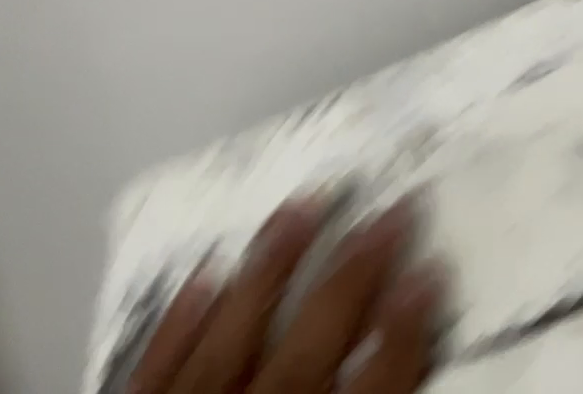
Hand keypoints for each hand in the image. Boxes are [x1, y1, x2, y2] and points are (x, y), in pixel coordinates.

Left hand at [127, 195, 444, 393]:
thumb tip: (406, 381)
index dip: (404, 332)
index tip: (430, 273)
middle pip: (307, 353)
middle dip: (353, 279)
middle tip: (390, 214)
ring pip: (228, 342)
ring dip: (270, 271)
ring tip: (303, 206)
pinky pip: (153, 371)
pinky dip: (179, 322)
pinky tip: (206, 273)